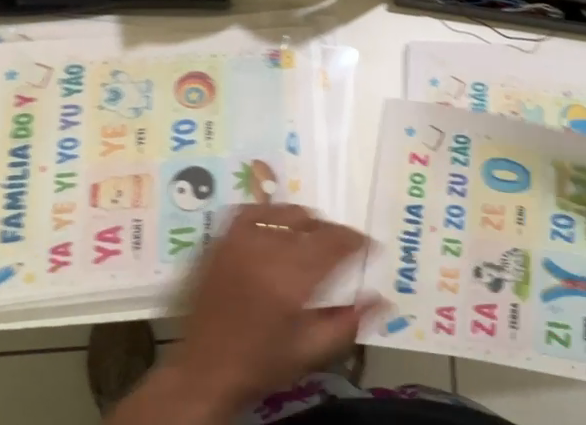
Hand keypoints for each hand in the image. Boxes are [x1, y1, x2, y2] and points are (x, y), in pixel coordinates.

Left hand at [155, 205, 382, 418]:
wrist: (202, 373)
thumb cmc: (260, 365)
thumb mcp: (310, 352)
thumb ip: (348, 323)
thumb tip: (383, 299)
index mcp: (293, 278)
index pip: (337, 243)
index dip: (358, 242)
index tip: (368, 248)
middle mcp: (268, 251)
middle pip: (314, 225)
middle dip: (334, 233)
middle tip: (342, 248)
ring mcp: (240, 243)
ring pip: (284, 213)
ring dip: (305, 221)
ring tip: (311, 235)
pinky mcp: (219, 243)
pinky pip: (250, 212)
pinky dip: (268, 213)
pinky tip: (275, 223)